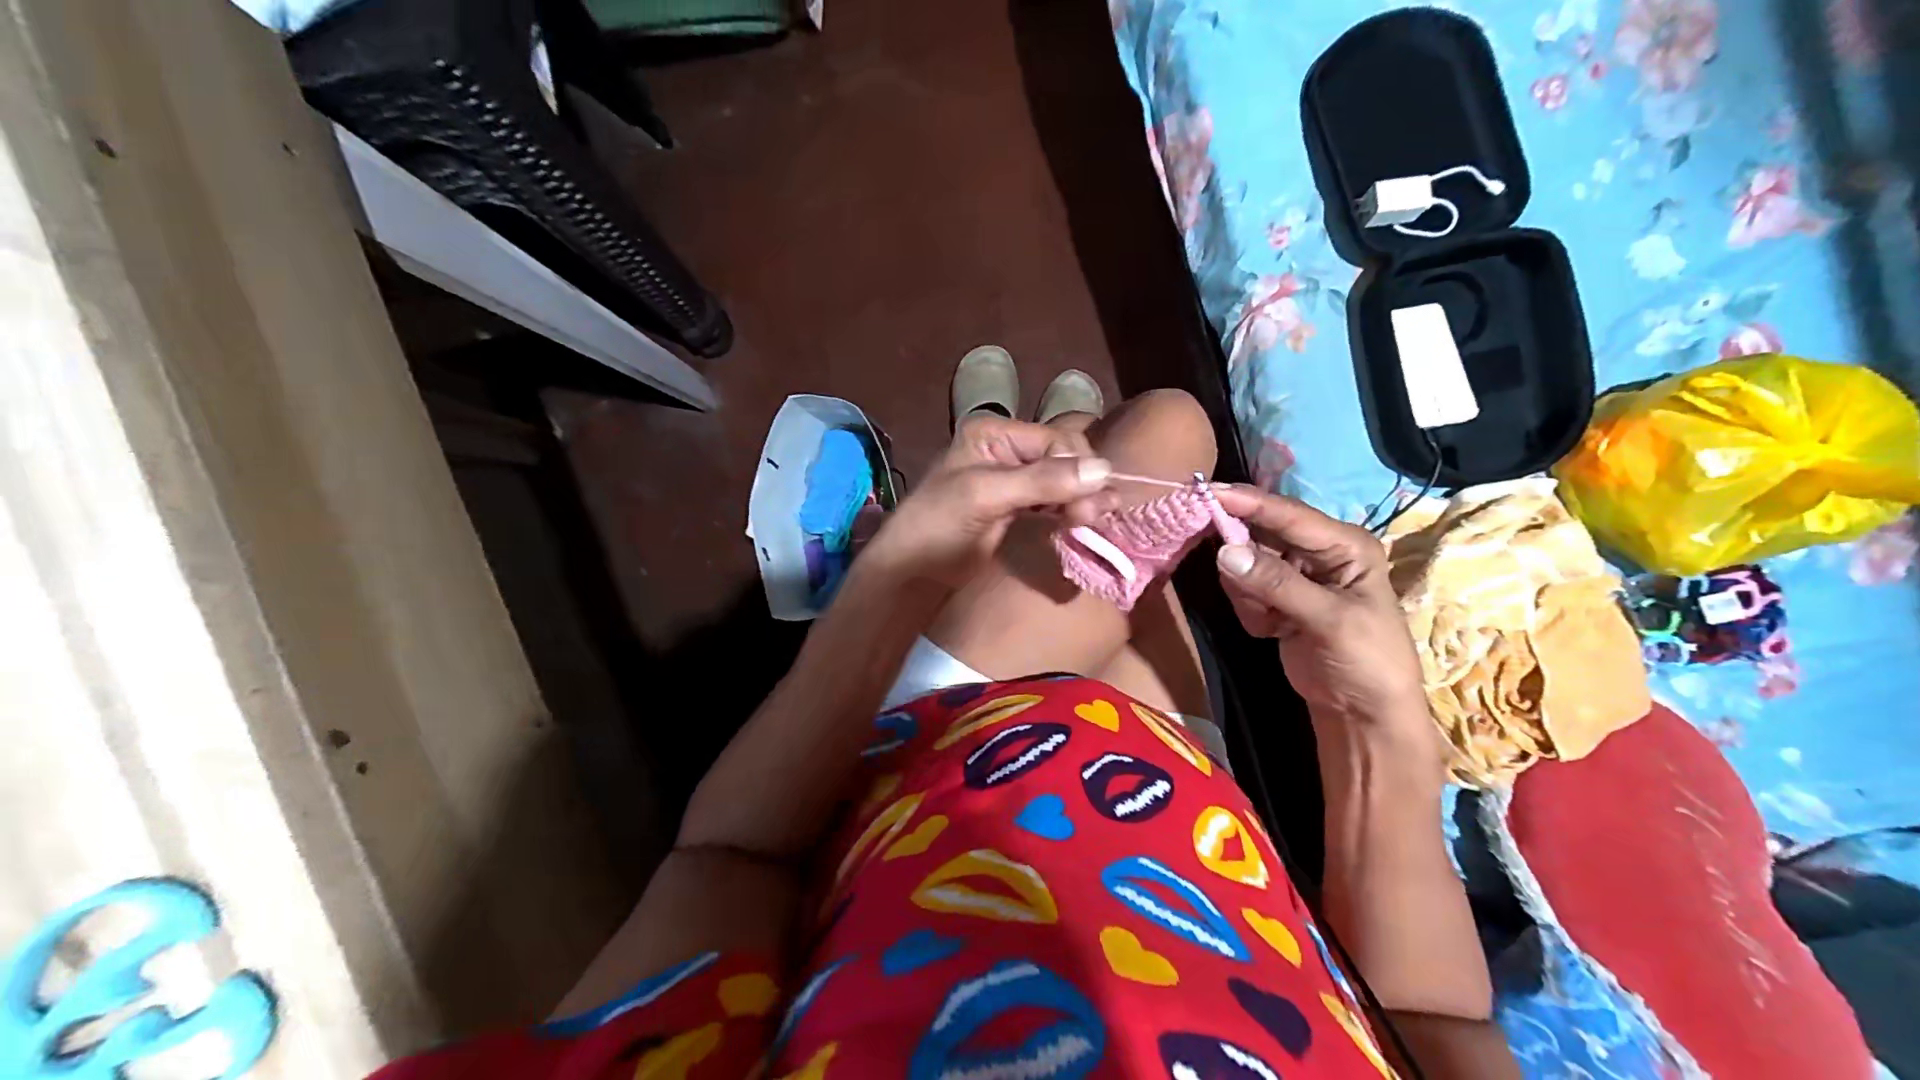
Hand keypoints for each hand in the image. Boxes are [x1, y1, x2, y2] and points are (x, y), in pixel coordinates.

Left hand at [861, 415, 1119, 587]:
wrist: (911, 570)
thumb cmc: (937, 526)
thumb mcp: (985, 496)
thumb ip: (1041, 482)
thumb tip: (1102, 468)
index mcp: (993, 433)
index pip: (1054, 440)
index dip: (1077, 466)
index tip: (1090, 500)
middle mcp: (1007, 450)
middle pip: (1063, 458)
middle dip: (1082, 483)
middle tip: (1091, 515)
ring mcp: (1013, 479)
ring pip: (1063, 481)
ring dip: (1081, 498)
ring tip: (1094, 519)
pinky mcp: (1017, 508)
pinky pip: (1055, 502)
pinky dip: (1071, 510)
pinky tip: (1086, 521)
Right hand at [1212, 485, 1429, 733]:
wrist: (1363, 714)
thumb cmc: (1366, 662)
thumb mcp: (1329, 621)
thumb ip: (1277, 584)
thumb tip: (1224, 551)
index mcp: (1344, 544)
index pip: (1288, 515)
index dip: (1247, 502)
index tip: (1205, 491)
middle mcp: (1317, 551)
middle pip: (1259, 533)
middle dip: (1243, 557)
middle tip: (1235, 580)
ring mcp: (1294, 574)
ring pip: (1244, 562)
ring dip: (1248, 593)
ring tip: (1272, 623)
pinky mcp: (1275, 597)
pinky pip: (1241, 589)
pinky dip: (1249, 610)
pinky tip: (1272, 631)